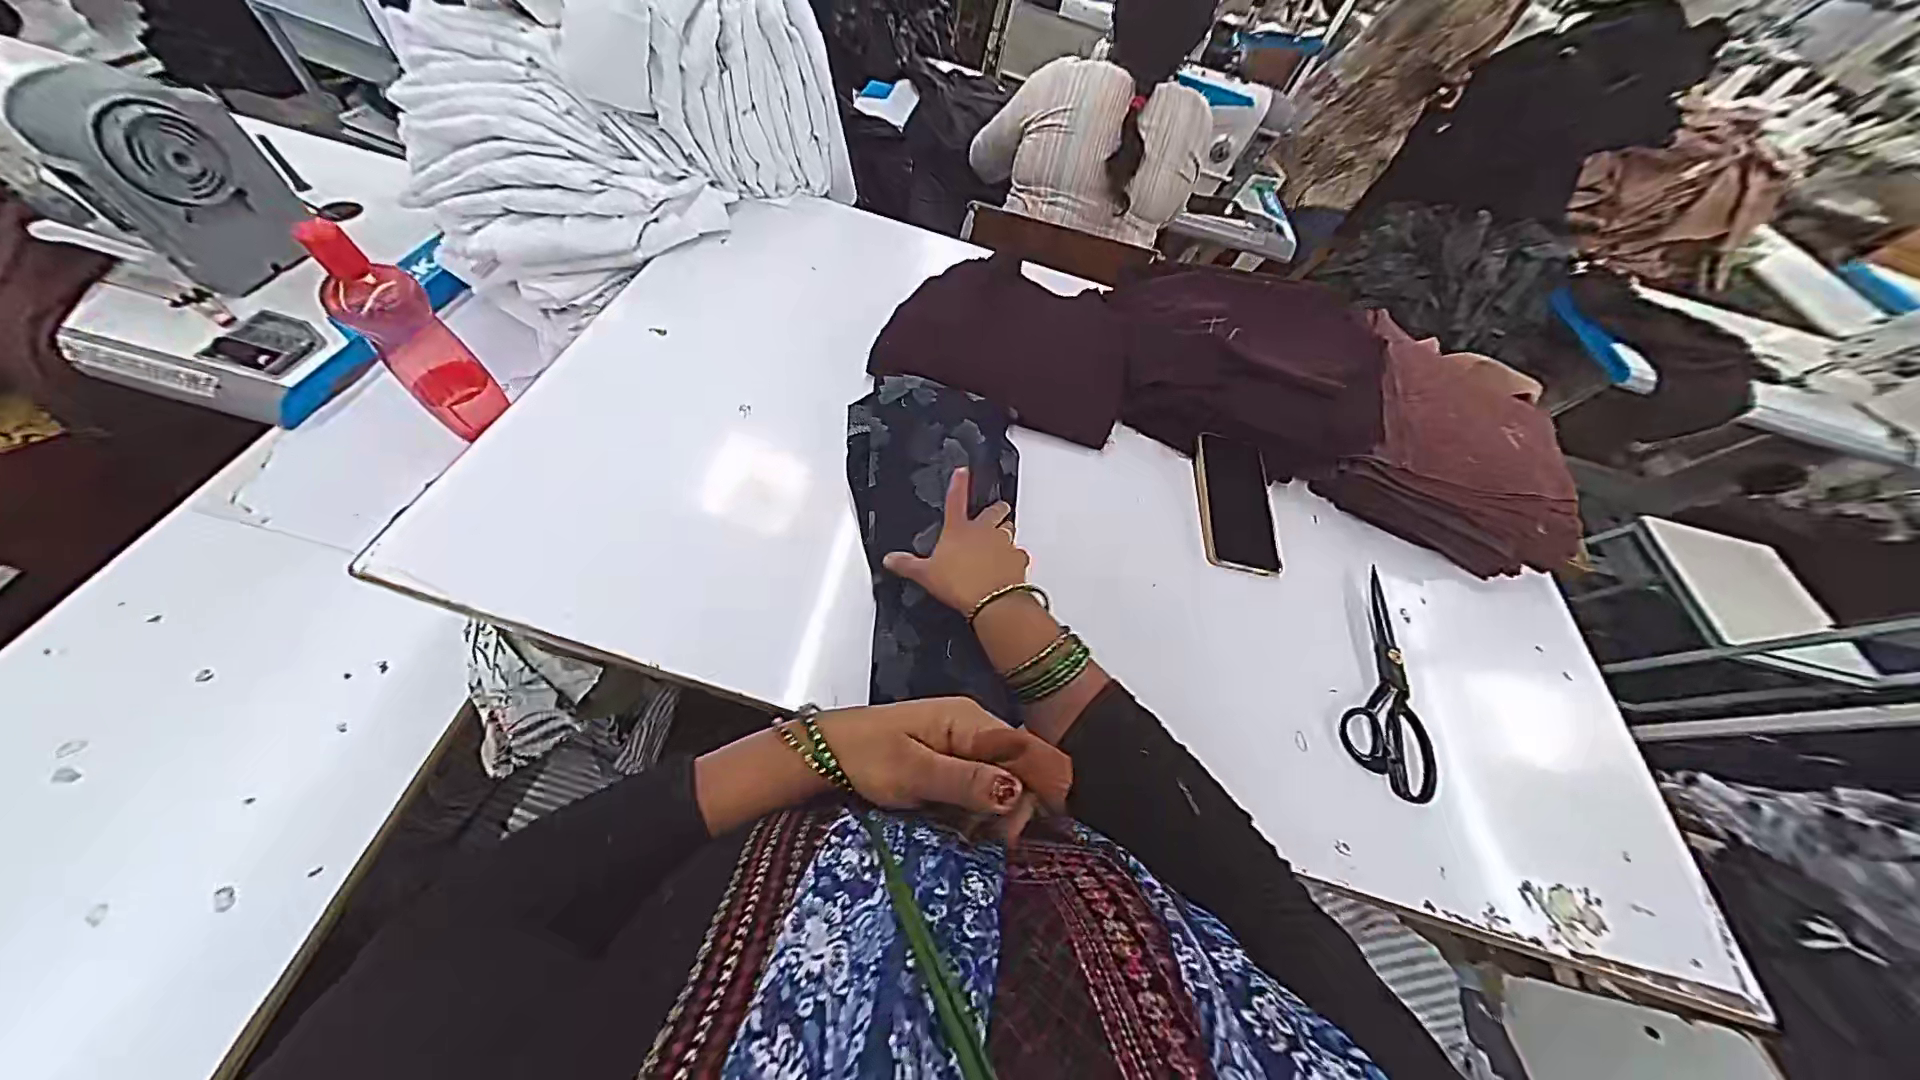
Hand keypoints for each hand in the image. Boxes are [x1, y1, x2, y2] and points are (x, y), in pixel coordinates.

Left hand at [814, 697, 1065, 844]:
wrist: (829, 751)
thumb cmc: (866, 756)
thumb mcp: (914, 773)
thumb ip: (966, 781)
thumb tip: (1017, 791)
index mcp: (971, 721)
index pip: (1029, 749)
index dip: (1045, 787)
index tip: (1037, 826)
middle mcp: (975, 726)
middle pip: (1022, 766)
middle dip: (1015, 806)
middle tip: (991, 840)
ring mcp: (965, 740)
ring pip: (1004, 777)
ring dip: (995, 810)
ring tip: (970, 834)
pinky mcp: (953, 757)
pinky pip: (983, 781)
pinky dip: (978, 806)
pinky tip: (962, 824)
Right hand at [882, 467, 1029, 613]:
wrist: (992, 601)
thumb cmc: (960, 583)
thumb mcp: (925, 574)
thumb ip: (907, 564)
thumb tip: (891, 560)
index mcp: (959, 529)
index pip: (956, 499)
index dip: (959, 483)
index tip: (963, 471)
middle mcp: (985, 531)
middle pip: (995, 510)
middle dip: (996, 509)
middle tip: (996, 510)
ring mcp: (1004, 543)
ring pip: (1009, 528)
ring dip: (1006, 531)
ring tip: (1001, 539)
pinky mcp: (1018, 559)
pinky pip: (1019, 554)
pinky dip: (1015, 557)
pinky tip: (1010, 564)